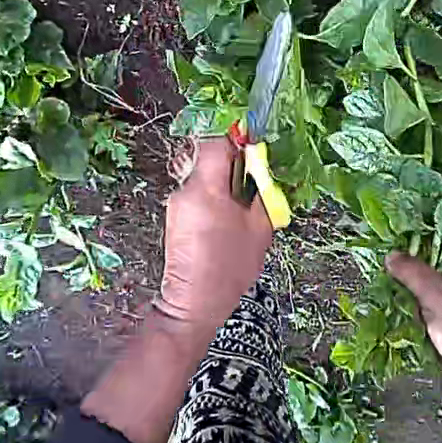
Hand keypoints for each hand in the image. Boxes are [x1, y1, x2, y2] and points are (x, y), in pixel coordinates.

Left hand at [157, 137, 273, 329]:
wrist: (195, 301)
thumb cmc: (230, 266)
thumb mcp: (260, 227)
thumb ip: (263, 192)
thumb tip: (265, 170)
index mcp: (206, 189)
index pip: (215, 143)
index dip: (236, 140)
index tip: (254, 150)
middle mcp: (185, 190)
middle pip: (209, 158)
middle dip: (233, 164)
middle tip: (254, 181)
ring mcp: (177, 203)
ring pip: (204, 176)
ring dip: (224, 182)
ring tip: (243, 206)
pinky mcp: (176, 216)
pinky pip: (198, 193)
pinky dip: (215, 197)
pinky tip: (229, 219)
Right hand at [386, 253, 441, 407]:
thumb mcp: (437, 295)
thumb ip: (414, 274)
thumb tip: (389, 254)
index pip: (437, 259)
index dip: (414, 260)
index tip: (389, 262)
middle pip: (431, 281)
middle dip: (410, 284)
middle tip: (382, 280)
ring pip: (429, 302)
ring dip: (411, 303)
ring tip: (383, 296)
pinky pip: (430, 320)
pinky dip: (416, 320)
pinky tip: (396, 317)